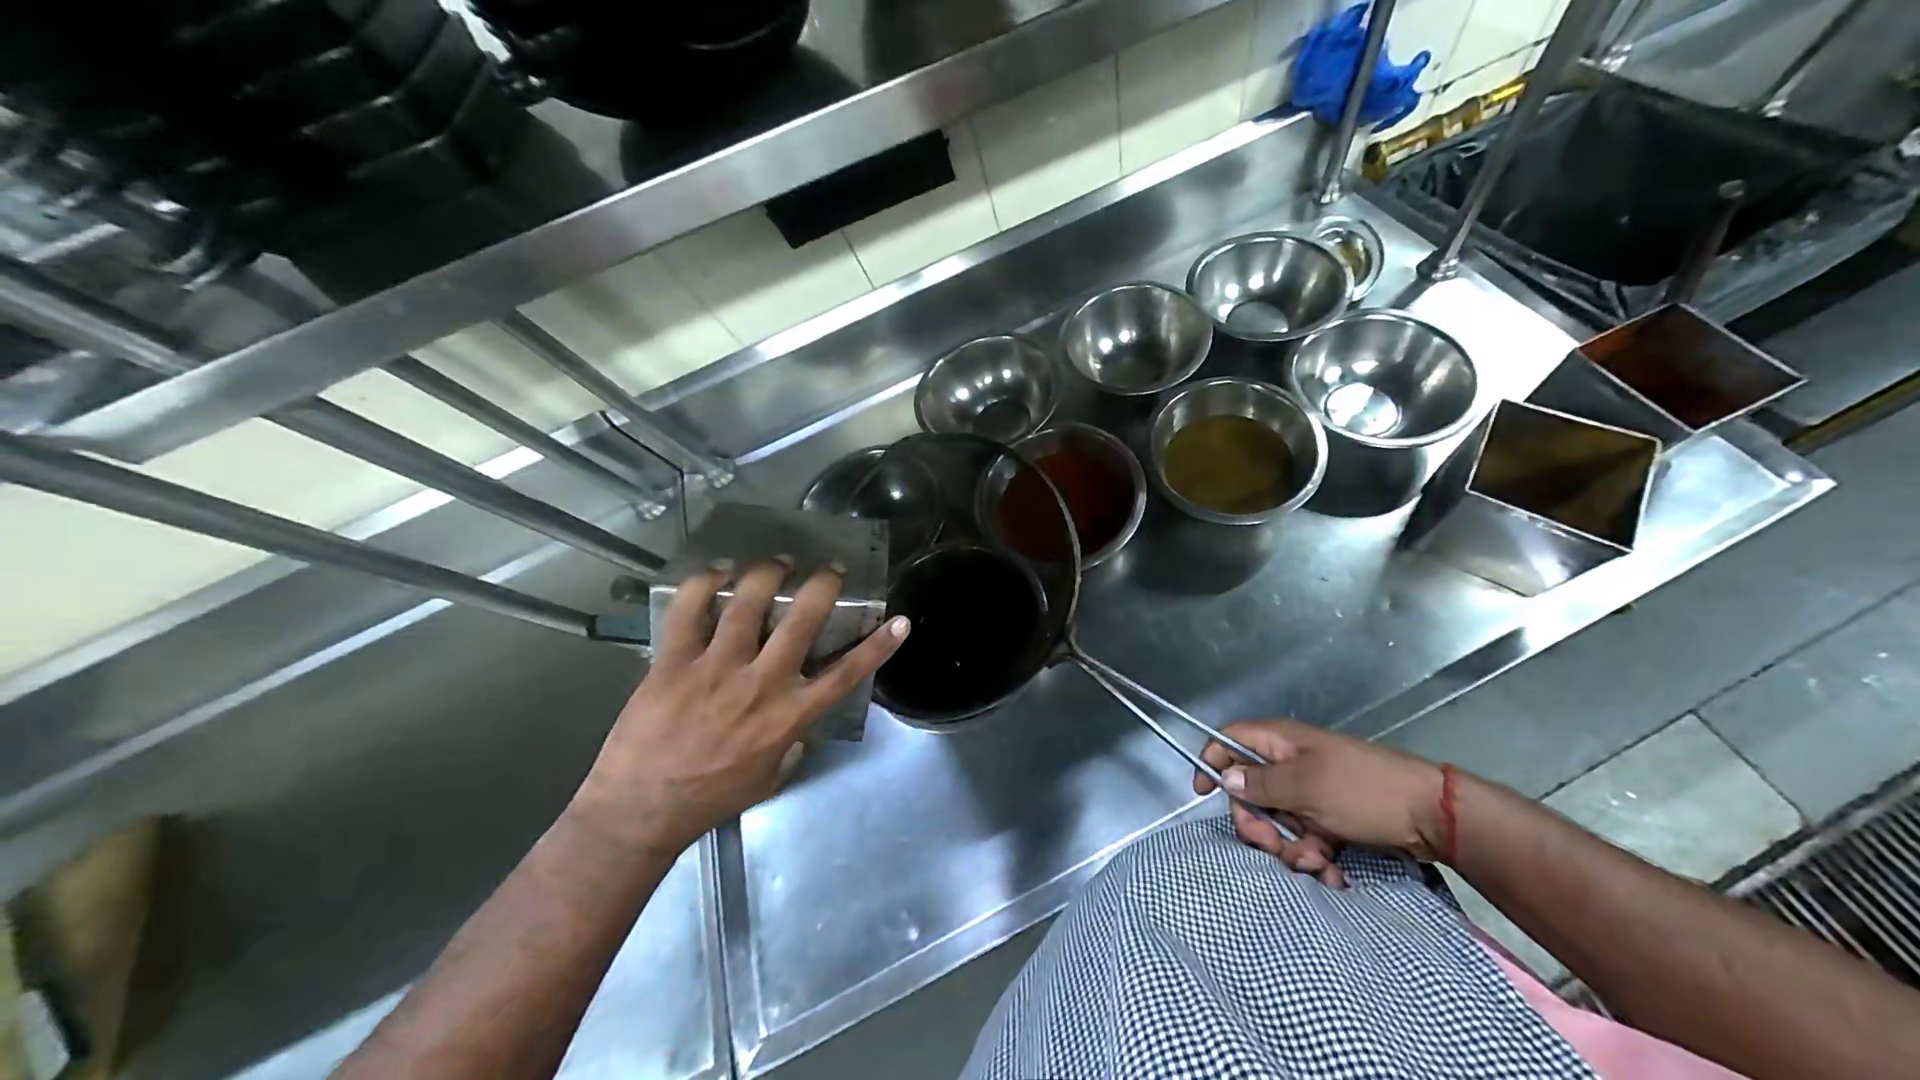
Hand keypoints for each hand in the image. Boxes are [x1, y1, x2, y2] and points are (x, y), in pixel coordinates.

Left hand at [570, 559, 909, 854]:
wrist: (640, 809)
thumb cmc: (709, 799)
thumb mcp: (768, 778)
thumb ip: (790, 745)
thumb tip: (797, 725)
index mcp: (787, 717)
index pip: (845, 675)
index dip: (878, 646)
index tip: (899, 622)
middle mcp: (759, 685)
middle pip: (801, 622)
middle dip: (822, 586)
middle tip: (829, 569)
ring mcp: (715, 669)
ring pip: (747, 604)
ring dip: (768, 574)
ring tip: (778, 561)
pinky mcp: (673, 662)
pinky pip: (688, 611)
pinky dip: (703, 583)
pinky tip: (718, 570)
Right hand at [1193, 719, 1449, 886]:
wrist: (1432, 817)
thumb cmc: (1362, 791)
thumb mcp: (1304, 786)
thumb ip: (1260, 784)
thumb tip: (1225, 777)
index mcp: (1280, 743)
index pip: (1230, 741)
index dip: (1213, 761)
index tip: (1204, 793)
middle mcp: (1290, 764)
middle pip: (1249, 790)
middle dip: (1256, 823)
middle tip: (1271, 843)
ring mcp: (1310, 792)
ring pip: (1276, 820)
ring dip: (1288, 846)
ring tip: (1316, 862)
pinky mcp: (1329, 817)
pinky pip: (1303, 836)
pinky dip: (1311, 855)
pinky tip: (1329, 871)